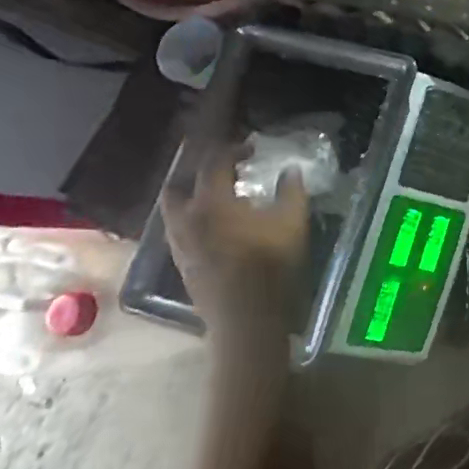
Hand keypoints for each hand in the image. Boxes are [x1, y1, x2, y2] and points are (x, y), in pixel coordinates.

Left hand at [163, 147, 310, 341]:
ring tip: (220, 199)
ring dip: (194, 197)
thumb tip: (290, 170)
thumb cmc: (271, 267)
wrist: (247, 321)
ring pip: (176, 209)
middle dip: (201, 171)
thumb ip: (291, 191)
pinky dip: (195, 219)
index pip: (215, 163)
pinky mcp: (182, 264)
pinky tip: (218, 228)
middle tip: (226, 171)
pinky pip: (180, 230)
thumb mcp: (292, 223)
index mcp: (212, 202)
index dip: (233, 149)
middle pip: (181, 183)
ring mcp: (180, 243)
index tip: (252, 148)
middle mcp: (187, 218)